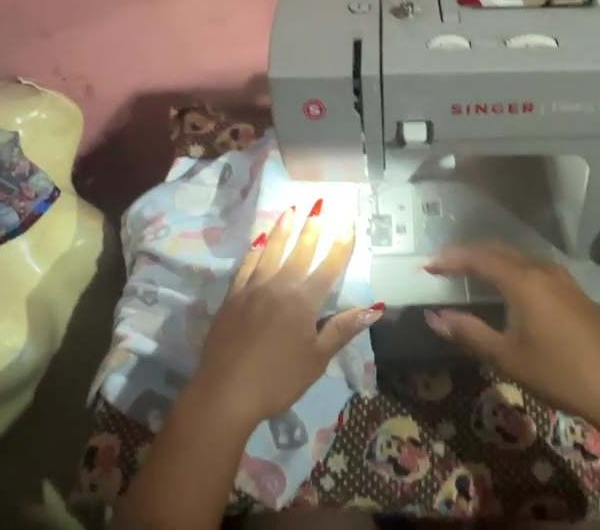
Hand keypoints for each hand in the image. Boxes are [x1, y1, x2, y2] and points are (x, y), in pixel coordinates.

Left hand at [190, 202, 380, 429]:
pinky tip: (257, 242)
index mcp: (303, 302)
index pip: (328, 267)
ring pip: (270, 252)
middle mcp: (278, 287)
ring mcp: (252, 290)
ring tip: (289, 211)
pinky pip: (245, 267)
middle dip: (311, 229)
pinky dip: (253, 252)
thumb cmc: (277, 381)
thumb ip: (342, 330)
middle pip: (298, 253)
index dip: (341, 245)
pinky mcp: (231, 299)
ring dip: (282, 231)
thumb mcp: (316, 360)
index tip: (348, 223)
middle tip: (317, 206)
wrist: (225, 393)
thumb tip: (375, 308)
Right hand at [423, 244, 599, 431]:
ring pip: (517, 259)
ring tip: (469, 276)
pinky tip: (505, 291)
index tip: (427, 263)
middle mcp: (541, 269)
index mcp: (522, 280)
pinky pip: (533, 270)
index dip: (451, 258)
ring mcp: (562, 279)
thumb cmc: (559, 372)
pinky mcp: (574, 292)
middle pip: (498, 251)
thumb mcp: (507, 357)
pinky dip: (510, 272)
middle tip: (443, 266)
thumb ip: (469, 333)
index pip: (478, 257)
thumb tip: (435, 318)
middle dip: (469, 255)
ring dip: (491, 262)